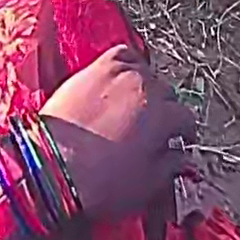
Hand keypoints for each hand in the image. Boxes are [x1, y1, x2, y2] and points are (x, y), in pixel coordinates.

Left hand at [38, 44, 195, 221]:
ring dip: (146, 87)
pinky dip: (128, 63)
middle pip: (166, 93)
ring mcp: (121, 72)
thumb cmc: (99, 181)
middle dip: (164, 111)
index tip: (177, 141)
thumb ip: (171, 166)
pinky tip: (124, 78)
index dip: (183, 133)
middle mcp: (145, 86)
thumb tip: (180, 157)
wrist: (53, 164)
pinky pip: (122, 54)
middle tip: (152, 130)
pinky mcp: (98, 66)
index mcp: (163, 115)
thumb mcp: (147, 186)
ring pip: (146, 72)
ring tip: (136, 105)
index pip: (186, 117)